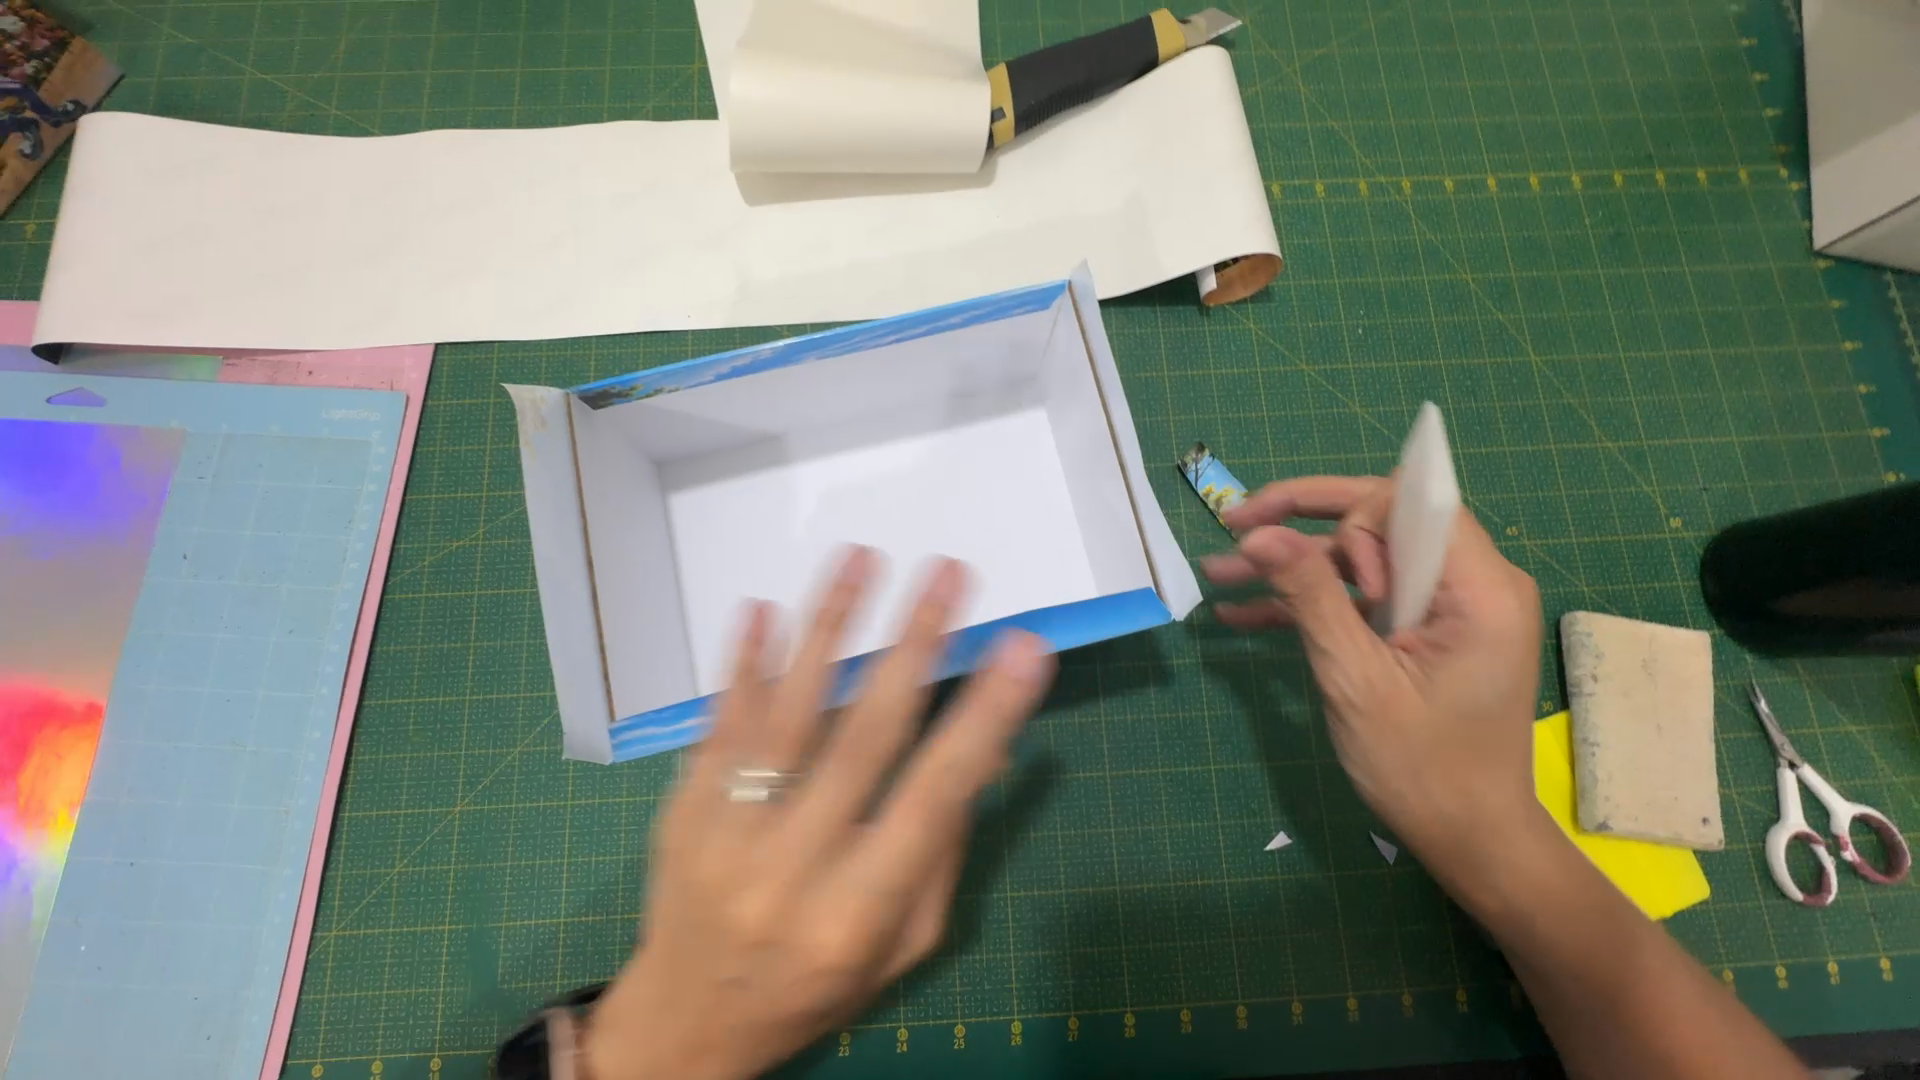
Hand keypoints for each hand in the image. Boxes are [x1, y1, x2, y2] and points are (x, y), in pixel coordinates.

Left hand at [583, 548, 1055, 1079]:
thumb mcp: (905, 943)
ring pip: (786, 714)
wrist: (687, 1021)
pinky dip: (742, 664)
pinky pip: (717, 726)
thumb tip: (982, 750)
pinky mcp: (682, 810)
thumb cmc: (817, 983)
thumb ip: (942, 847)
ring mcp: (726, 834)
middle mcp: (791, 867)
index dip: (983, 718)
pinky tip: (762, 609)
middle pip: (863, 737)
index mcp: (859, 909)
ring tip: (862, 558)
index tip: (1023, 648)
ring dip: (827, 628)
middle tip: (949, 574)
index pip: (934, 797)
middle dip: (914, 646)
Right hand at [1202, 476, 1546, 882]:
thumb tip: (1257, 533)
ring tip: (1217, 575)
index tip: (1288, 548)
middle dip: (1300, 527)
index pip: (1408, 501)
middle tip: (1233, 532)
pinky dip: (1308, 602)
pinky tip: (1242, 614)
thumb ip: (1309, 597)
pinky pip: (1360, 596)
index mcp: (1477, 588)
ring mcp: (1445, 607)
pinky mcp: (1420, 630)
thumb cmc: (1421, 768)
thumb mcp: (1354, 678)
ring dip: (1290, 568)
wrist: (1468, 839)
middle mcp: (1470, 583)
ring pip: (1358, 559)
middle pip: (1378, 521)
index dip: (1339, 507)